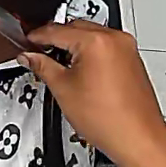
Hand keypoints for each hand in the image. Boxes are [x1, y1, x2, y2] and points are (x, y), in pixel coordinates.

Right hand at [17, 20, 165, 166]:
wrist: (137, 138)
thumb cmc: (109, 120)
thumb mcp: (63, 89)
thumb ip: (42, 66)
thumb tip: (30, 56)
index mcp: (96, 42)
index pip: (57, 30)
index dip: (37, 36)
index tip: (28, 41)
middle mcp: (115, 39)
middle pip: (75, 28)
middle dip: (56, 39)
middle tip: (39, 52)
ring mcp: (126, 48)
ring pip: (92, 35)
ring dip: (74, 44)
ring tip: (59, 64)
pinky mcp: (132, 58)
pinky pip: (106, 45)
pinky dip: (91, 52)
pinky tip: (81, 69)